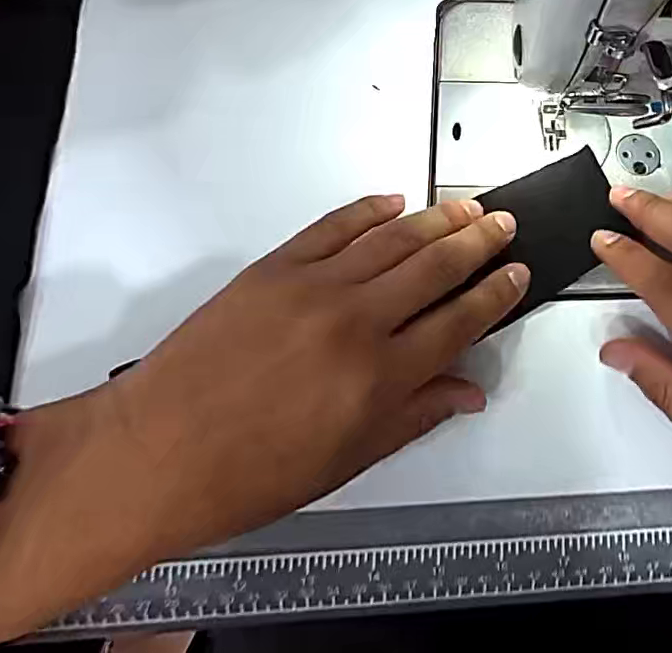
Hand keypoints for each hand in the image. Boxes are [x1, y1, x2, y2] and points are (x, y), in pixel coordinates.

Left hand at [0, 195, 526, 640]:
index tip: (516, 273)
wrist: (154, 452)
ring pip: (393, 237)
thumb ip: (416, 414)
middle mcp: (355, 322)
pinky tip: (395, 199)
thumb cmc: (253, 470)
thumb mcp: (348, 458)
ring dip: (437, 217)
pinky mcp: (276, 266)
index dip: (495, 294)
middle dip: (478, 240)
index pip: (458, 321)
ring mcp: (314, 285)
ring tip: (468, 205)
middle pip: (435, 265)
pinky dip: (369, 208)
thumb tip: (469, 390)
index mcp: (378, 377)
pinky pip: (335, 225)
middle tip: (503, 222)